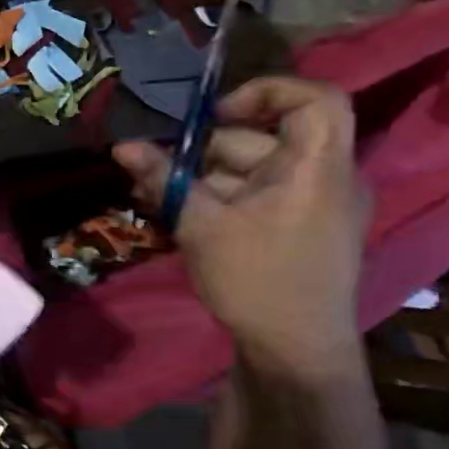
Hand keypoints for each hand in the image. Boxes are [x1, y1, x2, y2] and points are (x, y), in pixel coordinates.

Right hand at [114, 77, 370, 374]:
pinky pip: (263, 193)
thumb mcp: (200, 225)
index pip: (317, 99)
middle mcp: (326, 178)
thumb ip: (162, 178)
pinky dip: (225, 195)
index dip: (266, 91)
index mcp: (317, 169)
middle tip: (164, 168)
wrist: (297, 356)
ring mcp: (317, 204)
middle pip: (267, 137)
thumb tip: (121, 146)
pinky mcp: (304, 226)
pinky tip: (185, 213)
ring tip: (162, 196)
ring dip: (207, 175)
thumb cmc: (257, 281)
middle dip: (209, 149)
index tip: (219, 115)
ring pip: (256, 168)